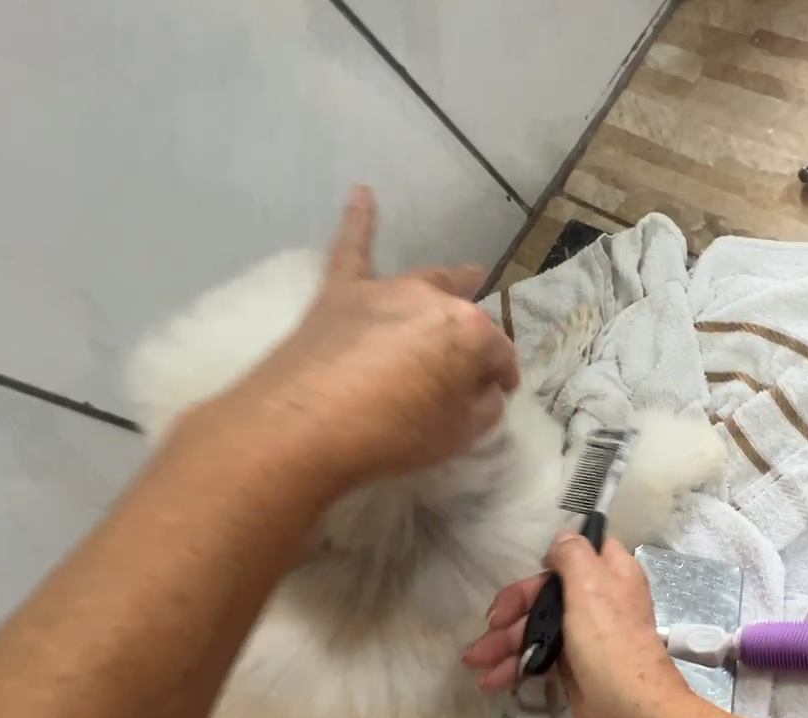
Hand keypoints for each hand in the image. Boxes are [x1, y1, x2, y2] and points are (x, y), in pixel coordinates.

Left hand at [194, 185, 519, 498]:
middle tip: (479, 359)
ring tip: (470, 274)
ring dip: (451, 281)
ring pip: (426, 280)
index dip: (503, 377)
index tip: (499, 394)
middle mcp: (433, 300)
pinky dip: (358, 220)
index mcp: (472, 334)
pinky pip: (352, 249)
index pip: (501, 354)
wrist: (304, 427)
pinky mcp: (339, 294)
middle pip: (466, 316)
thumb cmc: (394, 435)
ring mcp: (385, 291)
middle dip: (478, 336)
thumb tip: (485, 389)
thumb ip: (483, 407)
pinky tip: (361, 192)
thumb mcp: (460, 434)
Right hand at [462, 533, 693, 717]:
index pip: (585, 550)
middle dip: (513, 609)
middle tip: (490, 625)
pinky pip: (538, 656)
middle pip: (549, 592)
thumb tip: (563, 537)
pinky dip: (515, 665)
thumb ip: (574, 555)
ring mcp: (587, 635)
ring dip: (505, 643)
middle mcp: (601, 600)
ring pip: (538, 627)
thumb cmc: (610, 641)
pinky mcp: (574, 667)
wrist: (630, 712)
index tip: (534, 567)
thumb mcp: (591, 585)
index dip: (557, 555)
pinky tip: (493, 680)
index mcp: (612, 574)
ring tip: (476, 663)